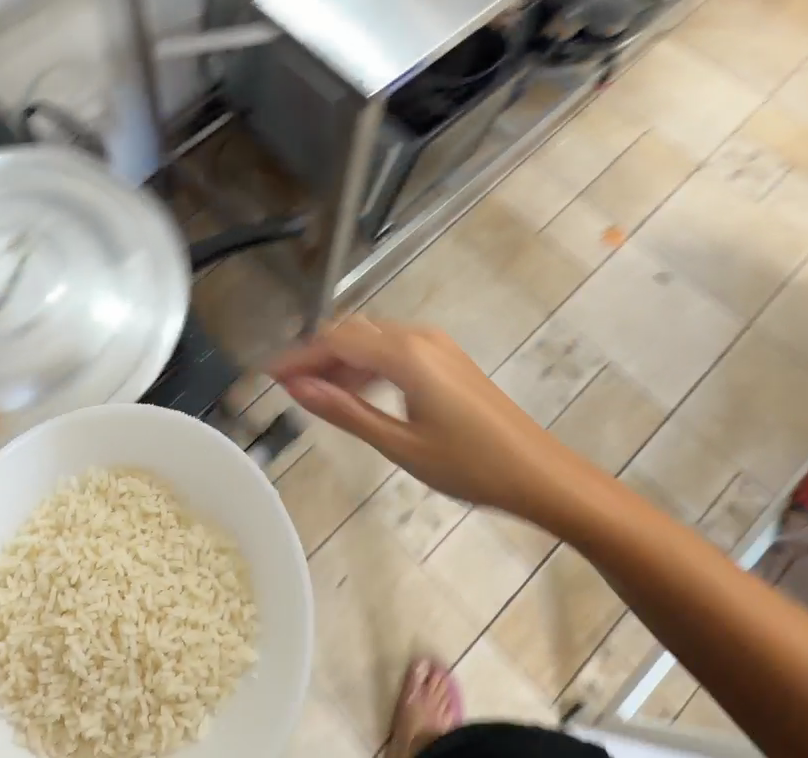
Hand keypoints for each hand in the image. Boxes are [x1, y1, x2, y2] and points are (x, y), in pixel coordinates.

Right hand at [267, 318, 604, 529]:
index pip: (336, 341)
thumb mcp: (400, 445)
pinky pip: (394, 350)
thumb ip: (345, 412)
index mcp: (405, 355)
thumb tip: (297, 389)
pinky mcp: (448, 359)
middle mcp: (419, 337)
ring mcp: (437, 345)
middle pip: (352, 333)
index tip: (267, 375)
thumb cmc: (470, 466)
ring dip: (341, 361)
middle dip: (316, 355)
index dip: (298, 356)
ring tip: (314, 394)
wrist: (541, 475)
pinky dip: (367, 366)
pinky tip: (356, 394)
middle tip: (286, 387)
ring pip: (373, 340)